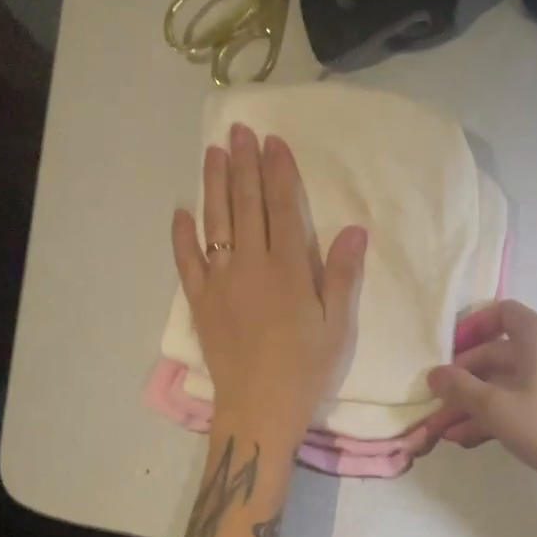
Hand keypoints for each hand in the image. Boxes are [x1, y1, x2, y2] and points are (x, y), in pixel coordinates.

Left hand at [172, 124, 366, 446]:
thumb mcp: (337, 326)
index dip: (279, 173)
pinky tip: (181, 212)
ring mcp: (220, 281)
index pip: (282, 209)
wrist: (260, 406)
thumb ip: (342, 275)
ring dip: (214, 185)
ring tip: (213, 153)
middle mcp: (250, 265)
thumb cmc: (307, 370)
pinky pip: (187, 260)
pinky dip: (182, 235)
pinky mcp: (201, 301)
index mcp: (288, 270)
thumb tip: (355, 230)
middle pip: (246, 205)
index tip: (273, 142)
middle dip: (244, 165)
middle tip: (239, 131)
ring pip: (215, 222)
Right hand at [427, 300, 536, 489]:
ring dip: (472, 403)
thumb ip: (459, 387)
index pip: (502, 313)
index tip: (448, 350)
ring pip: (503, 383)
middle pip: (496, 353)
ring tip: (443, 427)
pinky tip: (464, 438)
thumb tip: (434, 374)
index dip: (471, 327)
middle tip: (435, 400)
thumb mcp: (494, 407)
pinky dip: (492, 415)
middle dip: (463, 379)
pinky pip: (516, 401)